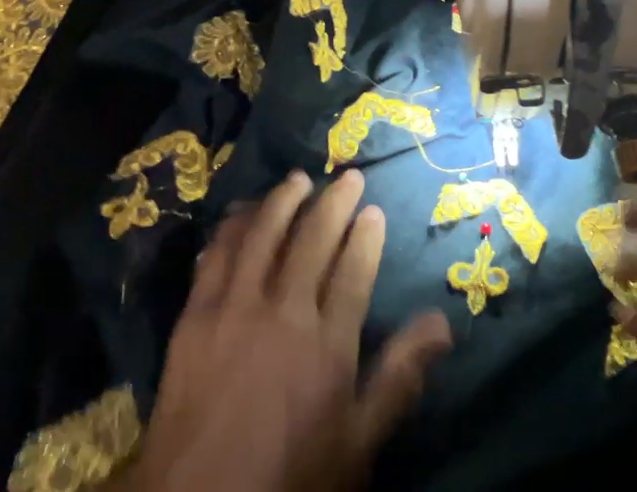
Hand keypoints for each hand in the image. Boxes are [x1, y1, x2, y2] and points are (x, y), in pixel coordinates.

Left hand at [123, 169, 451, 491]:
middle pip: (311, 240)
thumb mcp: (358, 443)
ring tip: (297, 179)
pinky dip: (232, 227)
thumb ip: (399, 379)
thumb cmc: (289, 476)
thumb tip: (442, 323)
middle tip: (347, 176)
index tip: (373, 209)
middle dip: (333, 203)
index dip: (366, 235)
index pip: (353, 269)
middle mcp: (282, 311)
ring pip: (261, 235)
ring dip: (281, 201)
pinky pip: (215, 256)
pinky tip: (241, 213)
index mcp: (327, 343)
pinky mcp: (194, 316)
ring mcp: (233, 309)